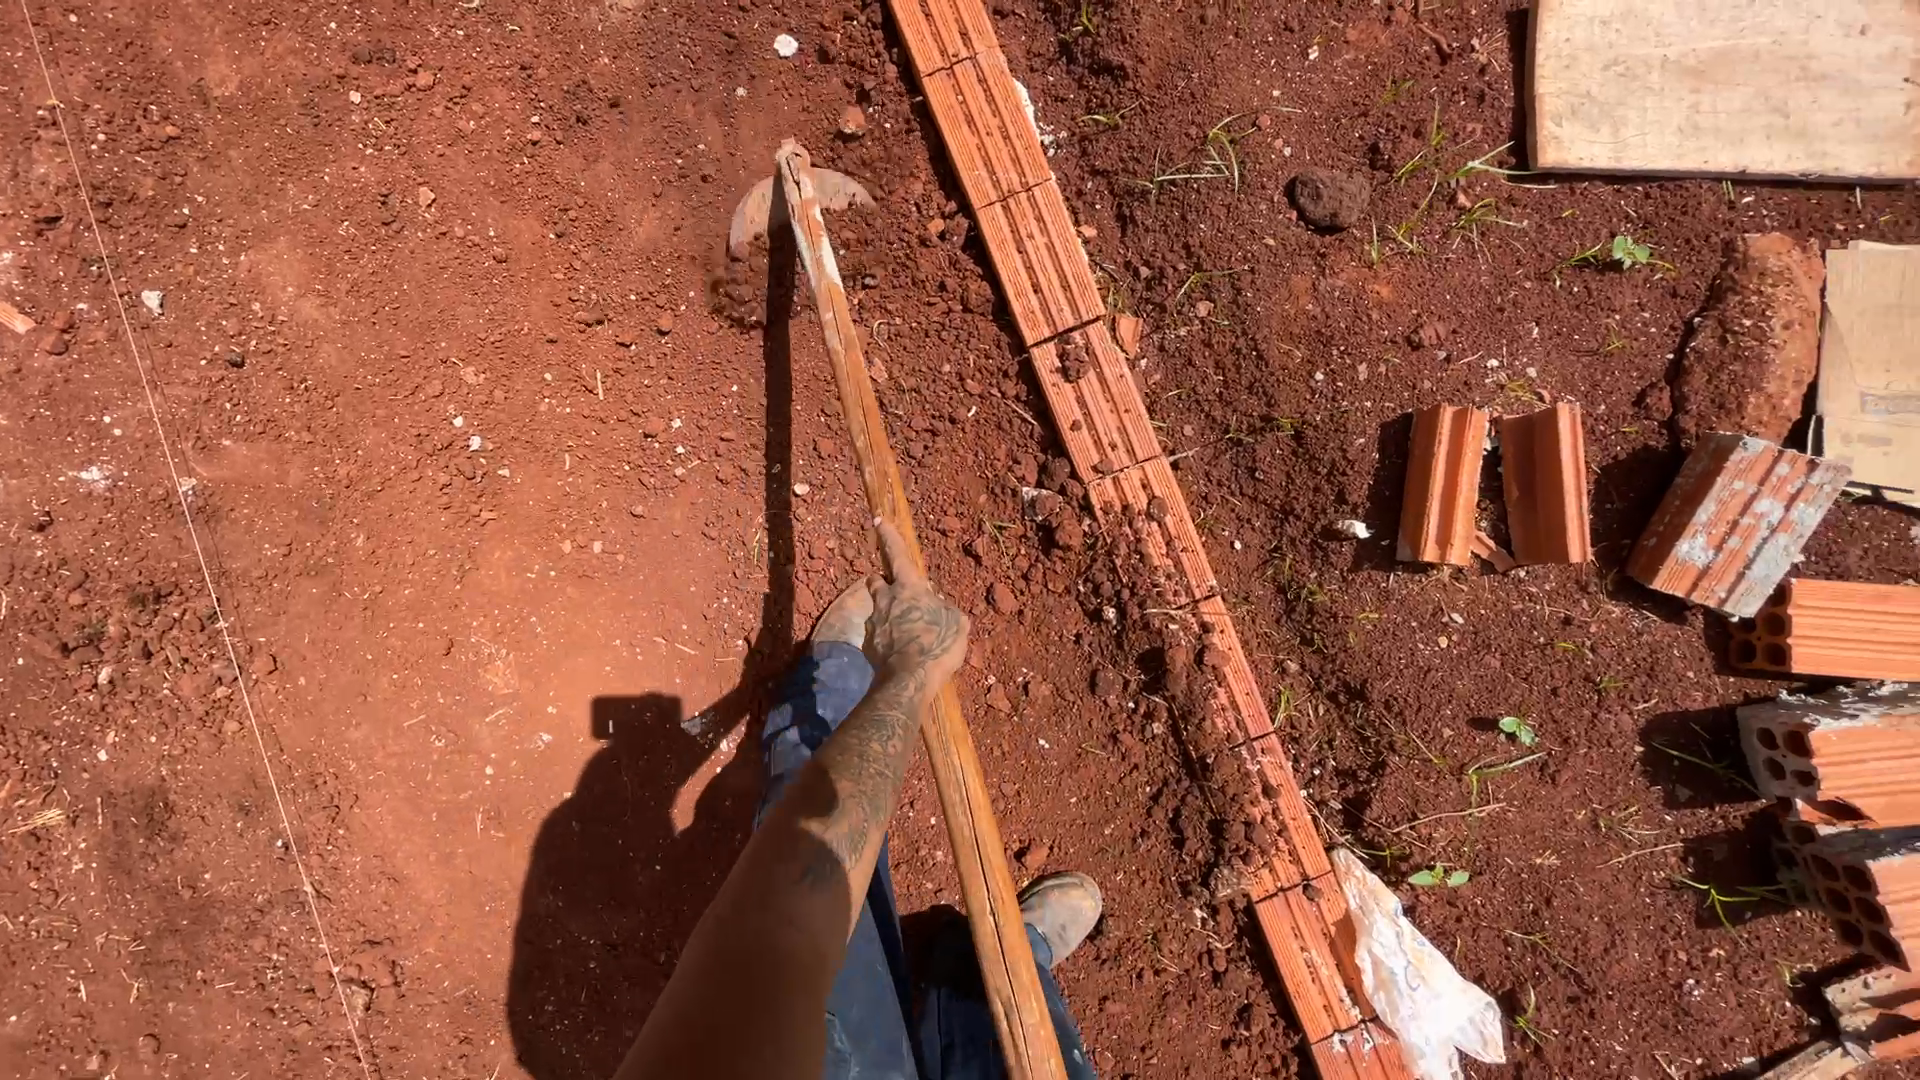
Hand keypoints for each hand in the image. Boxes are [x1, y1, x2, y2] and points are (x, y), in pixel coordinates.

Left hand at [865, 519, 968, 691]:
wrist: (910, 679)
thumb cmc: (939, 645)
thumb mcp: (956, 622)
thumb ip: (944, 607)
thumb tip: (935, 604)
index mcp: (909, 587)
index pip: (896, 554)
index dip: (888, 536)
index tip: (878, 520)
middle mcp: (886, 600)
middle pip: (875, 580)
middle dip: (882, 581)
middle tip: (896, 593)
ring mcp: (874, 622)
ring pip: (876, 610)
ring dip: (887, 615)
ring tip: (905, 633)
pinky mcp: (867, 645)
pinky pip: (877, 636)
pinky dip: (886, 640)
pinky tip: (899, 653)